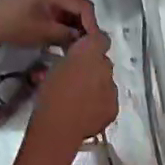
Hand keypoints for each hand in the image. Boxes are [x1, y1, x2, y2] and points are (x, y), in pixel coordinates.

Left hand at [0, 0, 99, 48]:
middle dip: (86, 26)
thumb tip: (87, 42)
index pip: (84, 6)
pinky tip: (68, 39)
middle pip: (80, 6)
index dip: (92, 26)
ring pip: (72, 9)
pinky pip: (62, 10)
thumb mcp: (45, 33)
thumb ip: (68, 35)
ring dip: (77, 27)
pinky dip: (67, 24)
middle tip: (89, 47)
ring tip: (79, 45)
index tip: (96, 45)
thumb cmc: (16, 26)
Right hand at [29, 32, 117, 146]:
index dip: (94, 40)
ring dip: (98, 85)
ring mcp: (112, 89)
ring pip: (107, 82)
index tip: (85, 45)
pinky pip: (109, 100)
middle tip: (79, 75)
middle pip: (104, 62)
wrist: (60, 126)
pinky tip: (89, 110)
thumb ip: (72, 58)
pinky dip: (101, 102)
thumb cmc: (50, 93)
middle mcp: (106, 68)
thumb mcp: (56, 66)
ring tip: (83, 96)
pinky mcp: (114, 108)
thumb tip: (76, 59)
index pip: (100, 38)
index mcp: (89, 52)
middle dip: (94, 66)